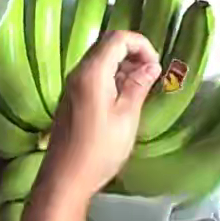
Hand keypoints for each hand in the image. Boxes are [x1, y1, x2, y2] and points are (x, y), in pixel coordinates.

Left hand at [38, 31, 161, 207]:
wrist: (63, 181)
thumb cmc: (99, 150)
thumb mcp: (126, 117)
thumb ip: (139, 86)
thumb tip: (152, 66)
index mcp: (92, 73)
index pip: (118, 38)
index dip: (141, 45)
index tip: (155, 65)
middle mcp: (78, 72)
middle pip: (108, 44)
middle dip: (133, 52)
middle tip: (151, 74)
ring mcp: (72, 85)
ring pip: (101, 58)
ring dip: (124, 64)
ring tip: (142, 86)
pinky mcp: (71, 97)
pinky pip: (94, 74)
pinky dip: (112, 76)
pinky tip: (124, 97)